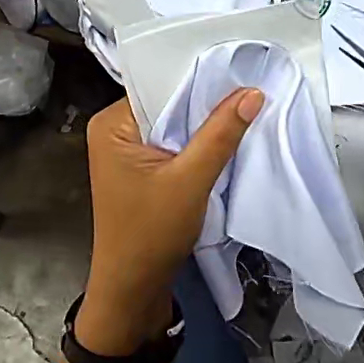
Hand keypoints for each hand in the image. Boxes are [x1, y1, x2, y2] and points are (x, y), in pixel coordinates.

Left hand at [79, 90, 261, 354]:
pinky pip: (171, 139)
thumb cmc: (150, 235)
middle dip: (202, 102)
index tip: (236, 72)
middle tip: (245, 91)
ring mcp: (125, 148)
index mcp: (111, 123)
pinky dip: (194, 141)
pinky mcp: (139, 165)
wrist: (132, 290)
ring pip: (172, 121)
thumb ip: (220, 135)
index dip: (197, 80)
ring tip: (238, 110)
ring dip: (200, 123)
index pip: (158, 86)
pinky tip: (220, 137)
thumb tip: (252, 93)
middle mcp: (113, 128)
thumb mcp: (190, 181)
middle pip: (166, 102)